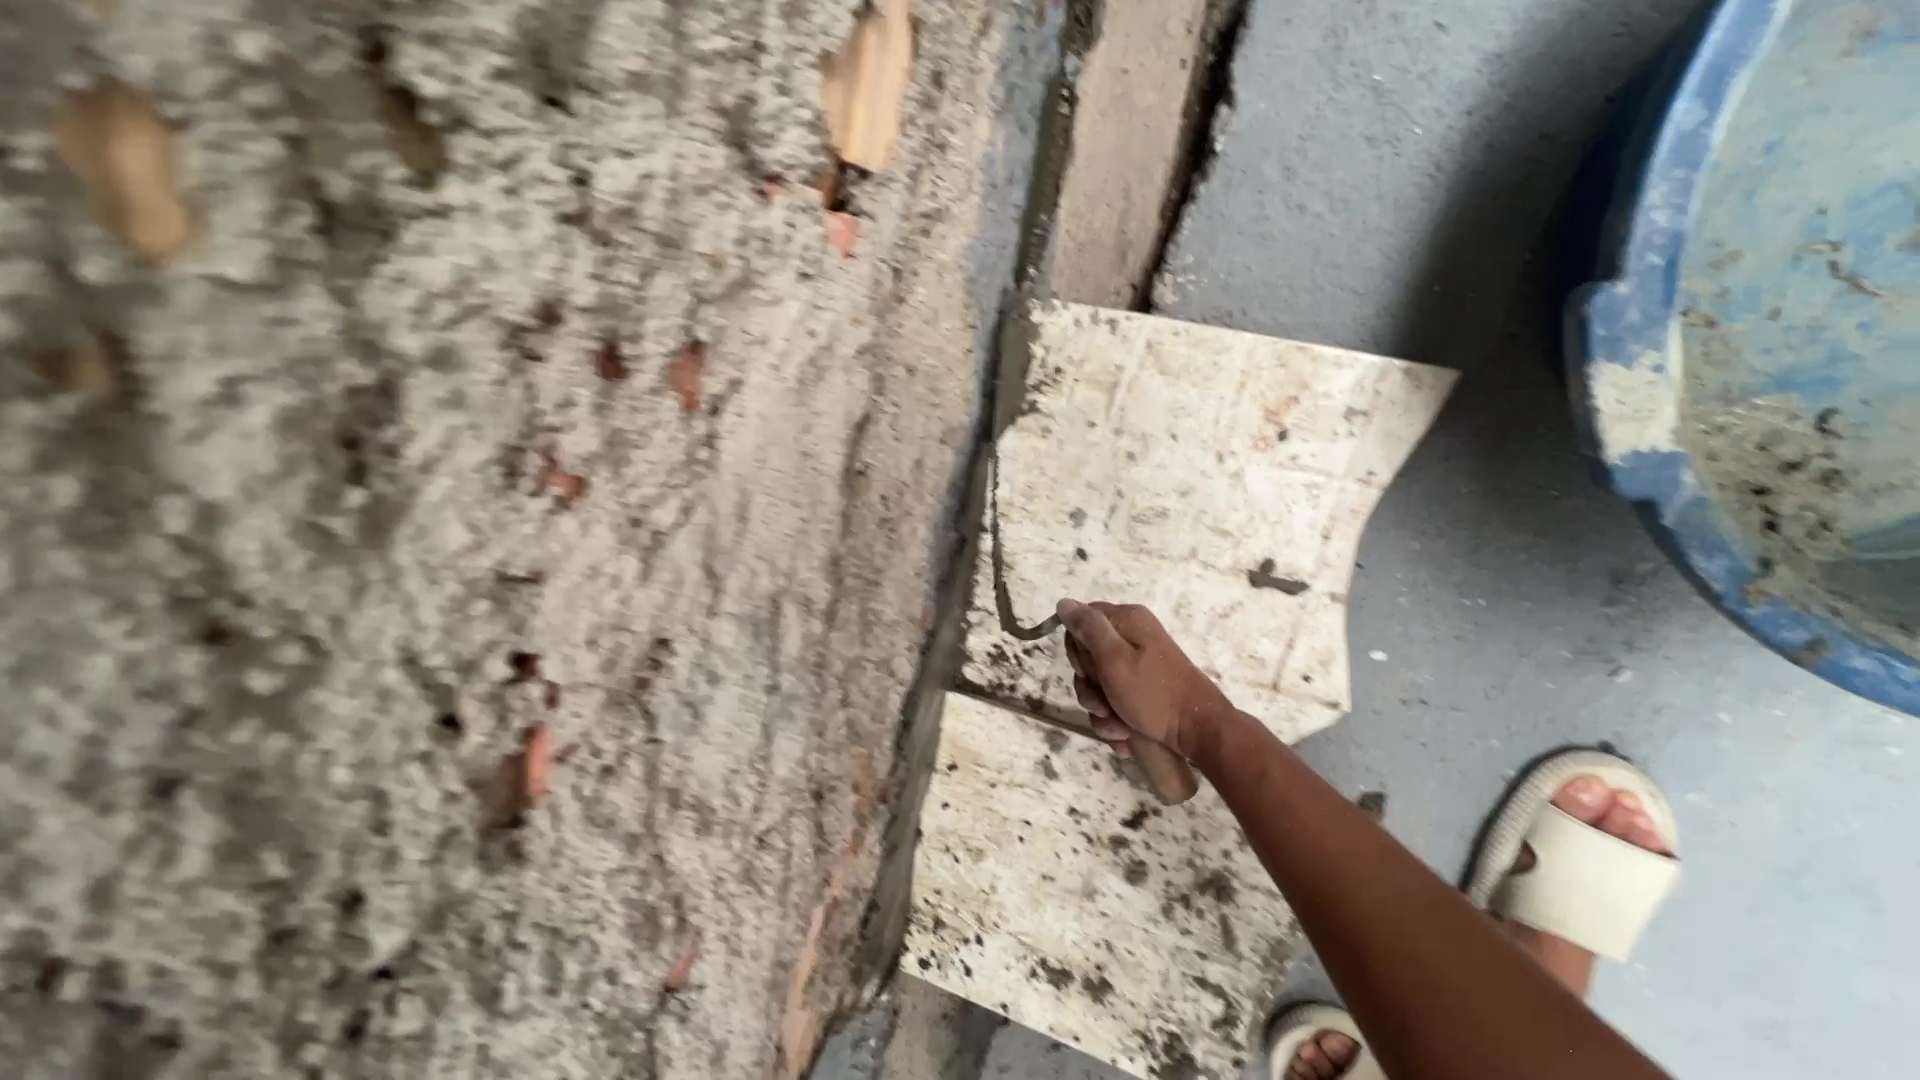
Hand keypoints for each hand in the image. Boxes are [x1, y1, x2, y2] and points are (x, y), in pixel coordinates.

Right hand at [1056, 598, 1233, 759]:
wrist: (1197, 731)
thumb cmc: (1154, 695)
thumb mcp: (1114, 660)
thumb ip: (1088, 629)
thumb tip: (1064, 603)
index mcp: (1128, 620)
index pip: (1080, 622)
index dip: (1077, 650)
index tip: (1088, 671)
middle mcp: (1132, 636)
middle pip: (1087, 656)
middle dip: (1089, 687)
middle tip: (1104, 703)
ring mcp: (1138, 664)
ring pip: (1097, 684)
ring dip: (1101, 709)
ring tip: (1118, 724)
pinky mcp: (1142, 687)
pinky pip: (1113, 700)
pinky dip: (1115, 719)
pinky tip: (1125, 731)